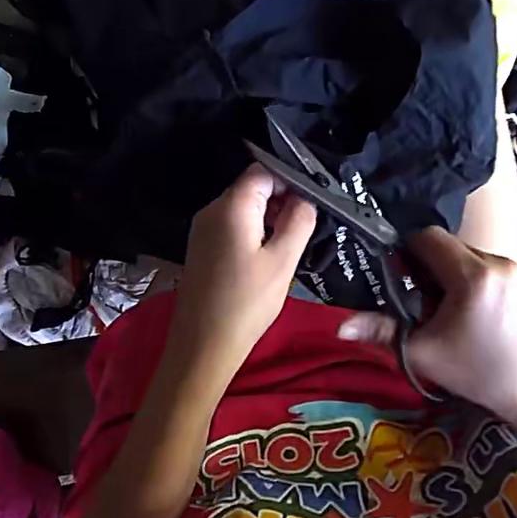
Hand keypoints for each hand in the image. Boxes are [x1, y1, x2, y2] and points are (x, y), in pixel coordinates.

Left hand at [169, 164, 316, 374]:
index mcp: (230, 207)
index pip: (263, 171)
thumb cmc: (245, 304)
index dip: (291, 180)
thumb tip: (307, 197)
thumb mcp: (283, 261)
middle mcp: (211, 211)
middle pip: (253, 188)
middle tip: (308, 226)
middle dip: (282, 201)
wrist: (203, 346)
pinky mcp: (203, 249)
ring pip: (244, 209)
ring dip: (271, 220)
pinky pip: (234, 228)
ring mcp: (203, 231)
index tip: (314, 201)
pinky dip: (255, 234)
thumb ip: (299, 221)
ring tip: (292, 245)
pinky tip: (270, 258)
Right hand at [336, 227, 516, 435]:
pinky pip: (492, 268)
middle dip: (430, 268)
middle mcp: (499, 262)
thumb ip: (381, 332)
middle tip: (422, 302)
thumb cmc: (478, 374)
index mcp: (472, 275)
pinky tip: (475, 314)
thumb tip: (340, 328)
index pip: (428, 237)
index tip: (399, 276)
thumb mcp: (423, 354)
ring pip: (471, 257)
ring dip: (453, 275)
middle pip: (449, 247)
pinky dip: (476, 281)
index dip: (406, 251)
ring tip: (449, 312)